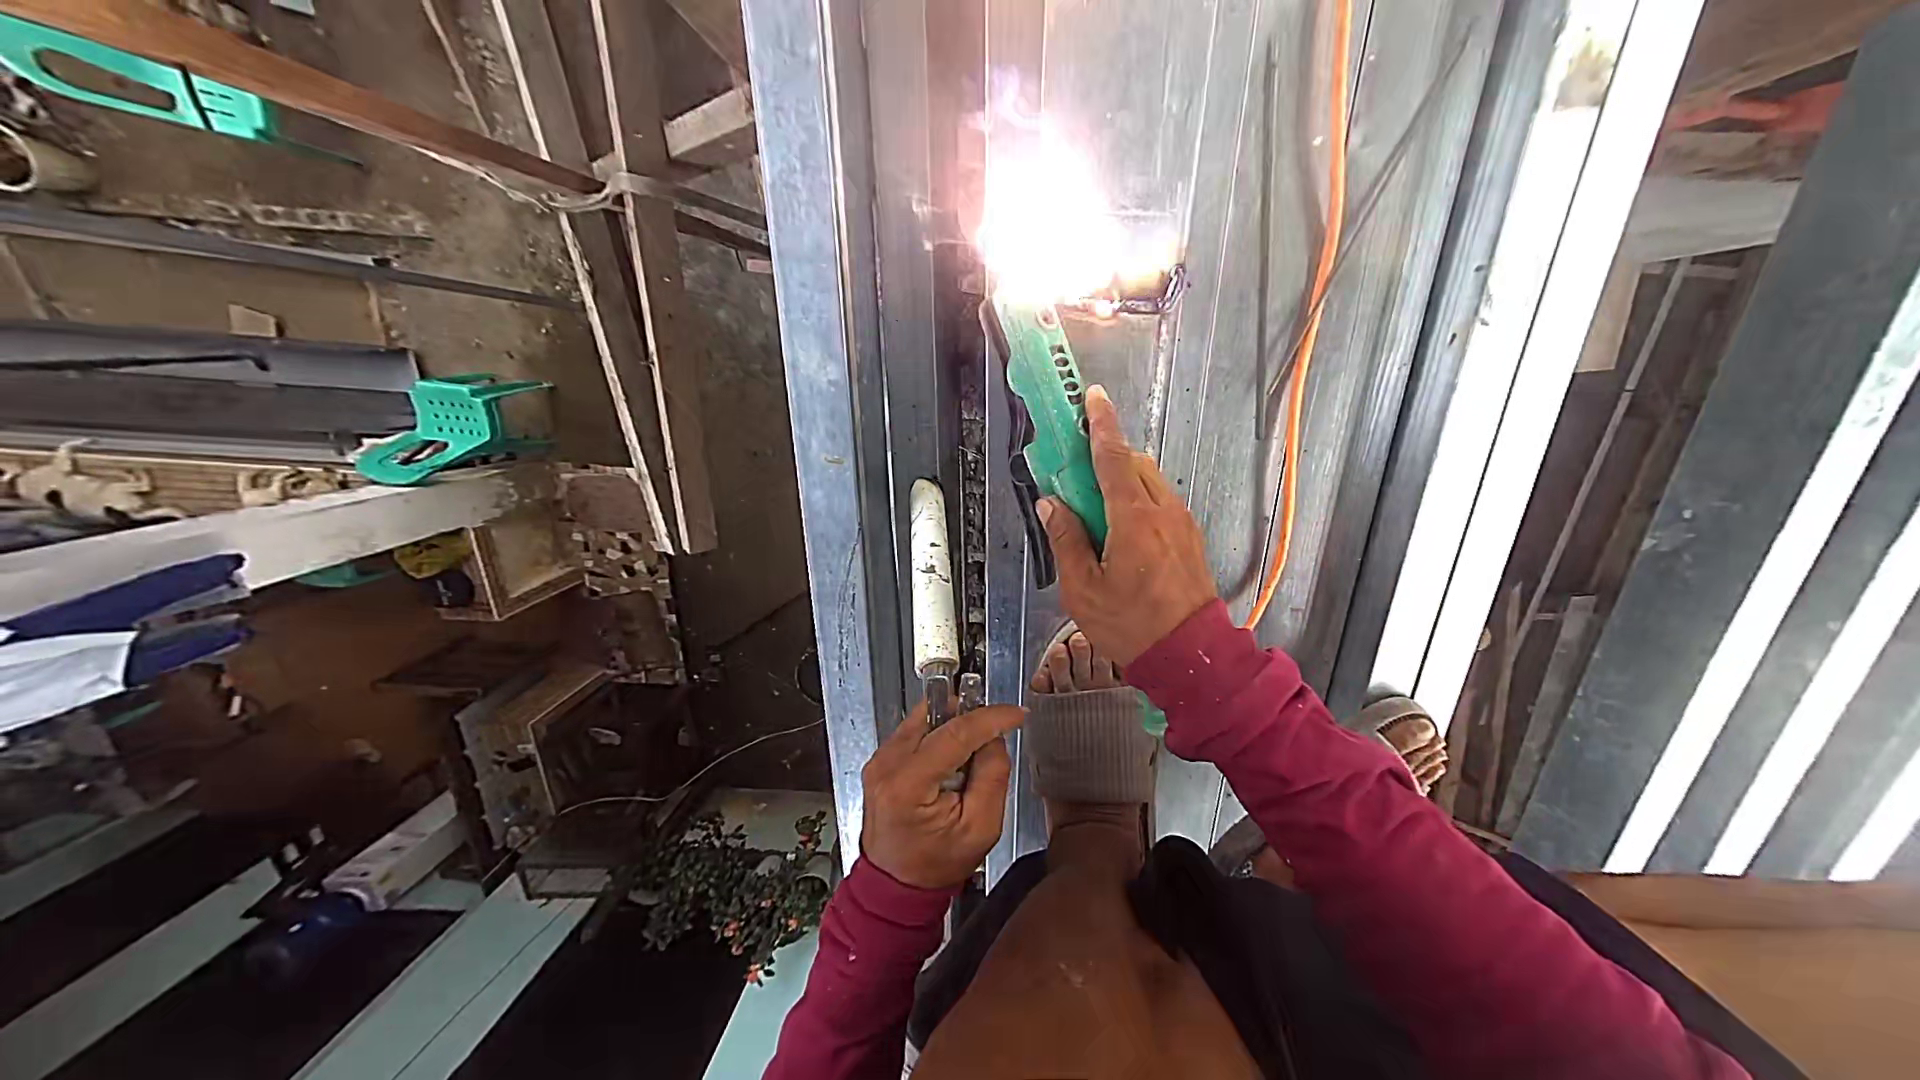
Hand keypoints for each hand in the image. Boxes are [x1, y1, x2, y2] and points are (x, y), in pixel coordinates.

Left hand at [861, 702, 1023, 888]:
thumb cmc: (936, 863)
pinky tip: (948, 765)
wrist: (896, 884)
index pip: (954, 733)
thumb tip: (994, 737)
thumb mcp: (981, 828)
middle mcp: (886, 765)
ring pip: (926, 717)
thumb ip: (993, 775)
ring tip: (965, 764)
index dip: (990, 718)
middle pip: (937, 717)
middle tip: (990, 745)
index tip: (1015, 713)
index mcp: (907, 785)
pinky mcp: (880, 758)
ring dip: (954, 728)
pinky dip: (938, 736)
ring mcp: (879, 759)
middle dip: (971, 721)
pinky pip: (916, 730)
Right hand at [1039, 384, 1218, 665]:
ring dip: (1122, 476)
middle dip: (1105, 453)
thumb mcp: (1083, 589)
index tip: (1093, 397)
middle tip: (1077, 466)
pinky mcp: (1189, 536)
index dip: (1100, 424)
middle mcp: (1163, 510)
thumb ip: (1066, 540)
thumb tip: (1051, 506)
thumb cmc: (1132, 625)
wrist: (1192, 656)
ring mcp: (1181, 522)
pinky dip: (1137, 496)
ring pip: (1149, 479)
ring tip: (1096, 501)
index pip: (1113, 457)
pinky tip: (1120, 524)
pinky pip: (1160, 500)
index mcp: (1133, 518)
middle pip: (1132, 462)